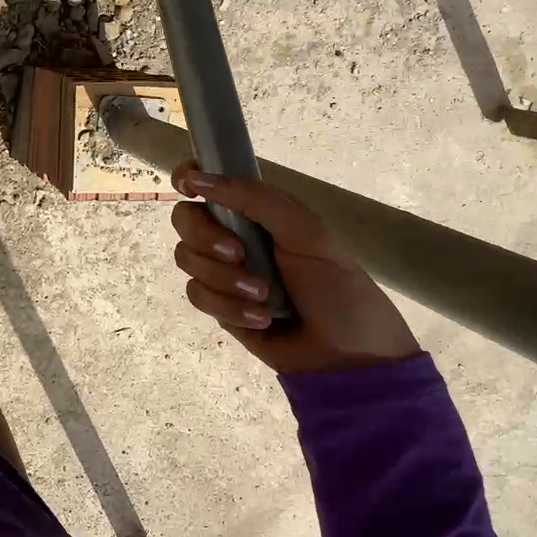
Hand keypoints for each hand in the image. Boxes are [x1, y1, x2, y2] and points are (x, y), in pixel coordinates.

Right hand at [169, 165, 420, 375]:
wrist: (351, 359)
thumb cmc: (338, 290)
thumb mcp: (307, 234)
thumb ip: (255, 199)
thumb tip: (196, 178)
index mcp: (256, 212)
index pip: (208, 182)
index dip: (188, 177)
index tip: (186, 187)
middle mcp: (232, 236)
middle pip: (184, 219)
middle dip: (205, 237)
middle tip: (237, 254)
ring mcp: (222, 271)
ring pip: (186, 258)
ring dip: (224, 279)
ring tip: (263, 296)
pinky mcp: (217, 306)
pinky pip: (196, 294)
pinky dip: (228, 307)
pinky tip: (261, 318)